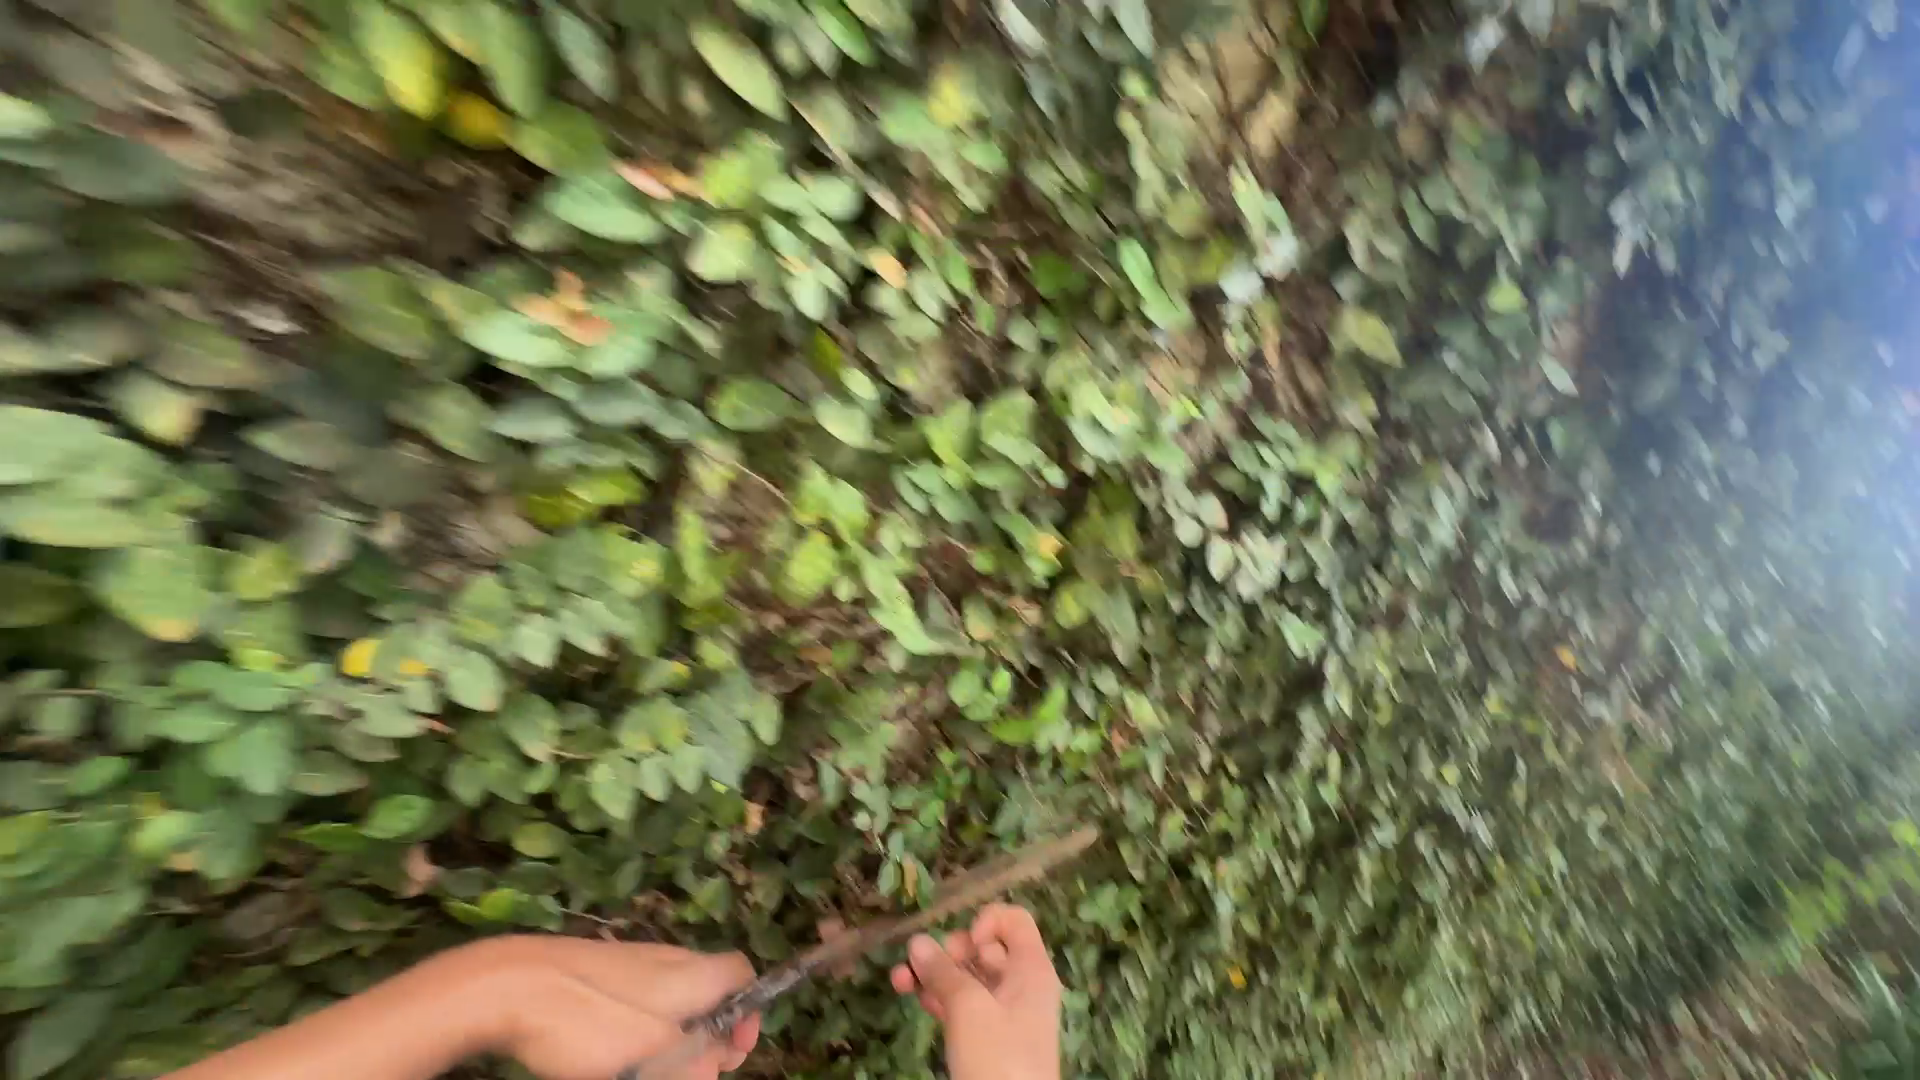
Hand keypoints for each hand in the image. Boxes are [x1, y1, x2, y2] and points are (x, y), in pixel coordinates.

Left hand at [481, 935, 761, 1079]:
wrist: (520, 984)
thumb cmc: (592, 1018)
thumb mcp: (650, 1051)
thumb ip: (691, 1058)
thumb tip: (715, 1062)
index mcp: (695, 972)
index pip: (743, 976)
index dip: (748, 1014)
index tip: (734, 1050)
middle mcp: (676, 960)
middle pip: (713, 993)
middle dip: (711, 1035)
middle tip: (695, 1071)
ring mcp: (641, 965)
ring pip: (678, 1001)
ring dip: (678, 1037)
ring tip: (654, 1070)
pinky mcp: (610, 975)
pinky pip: (647, 1002)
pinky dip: (648, 1029)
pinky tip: (620, 1056)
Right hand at [889, 904, 1061, 1079]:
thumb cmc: (998, 1057)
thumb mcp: (969, 1008)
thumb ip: (942, 971)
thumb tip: (916, 941)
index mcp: (1031, 968)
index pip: (1014, 921)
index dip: (986, 922)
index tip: (965, 945)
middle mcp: (1020, 985)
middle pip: (984, 948)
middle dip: (949, 949)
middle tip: (927, 964)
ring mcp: (1003, 1013)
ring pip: (967, 978)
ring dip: (933, 973)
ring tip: (900, 978)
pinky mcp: (985, 1039)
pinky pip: (960, 1004)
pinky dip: (937, 997)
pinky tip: (911, 995)